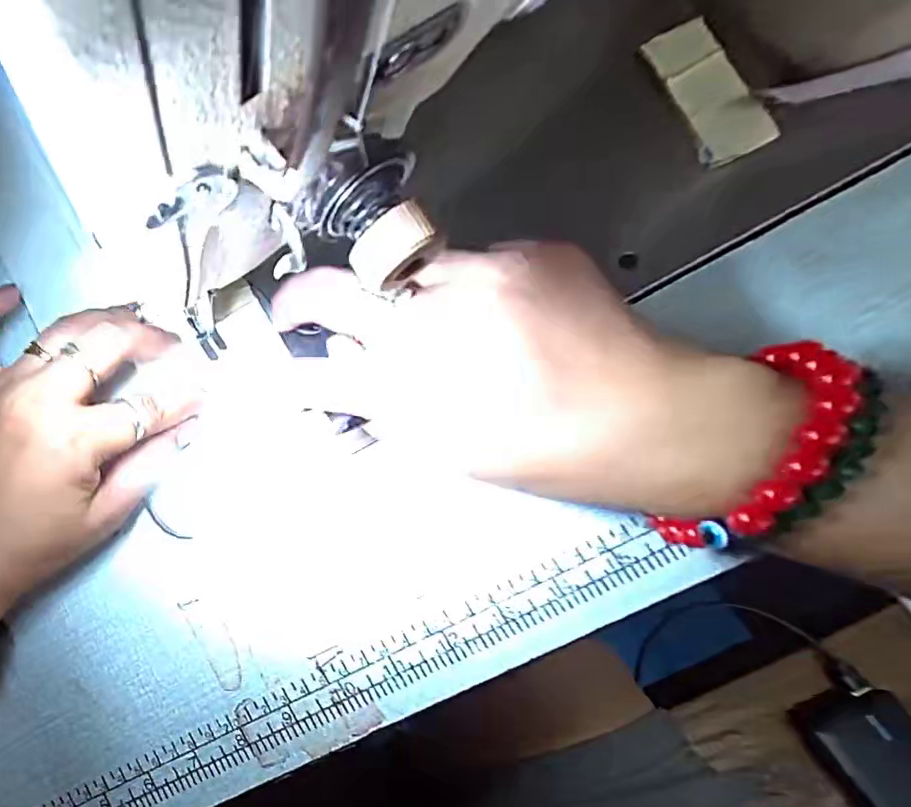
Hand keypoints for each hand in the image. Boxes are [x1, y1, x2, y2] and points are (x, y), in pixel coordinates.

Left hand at [0, 287, 200, 627]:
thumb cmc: (39, 546)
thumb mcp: (104, 517)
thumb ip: (148, 467)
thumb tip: (184, 429)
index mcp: (74, 437)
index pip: (144, 405)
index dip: (181, 396)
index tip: (206, 387)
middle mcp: (39, 398)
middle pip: (106, 345)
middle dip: (149, 339)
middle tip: (175, 346)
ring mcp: (3, 386)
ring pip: (59, 331)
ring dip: (101, 319)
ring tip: (133, 318)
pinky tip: (12, 296)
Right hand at [269, 242, 801, 515]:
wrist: (637, 415)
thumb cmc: (539, 452)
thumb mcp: (448, 450)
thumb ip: (389, 413)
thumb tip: (352, 384)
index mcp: (409, 393)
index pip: (317, 371)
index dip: (286, 364)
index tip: (274, 353)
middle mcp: (428, 327)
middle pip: (335, 291)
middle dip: (302, 299)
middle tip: (297, 307)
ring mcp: (476, 277)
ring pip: (404, 270)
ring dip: (403, 295)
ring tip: (446, 321)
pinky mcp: (523, 250)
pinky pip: (473, 260)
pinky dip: (474, 287)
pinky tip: (510, 316)